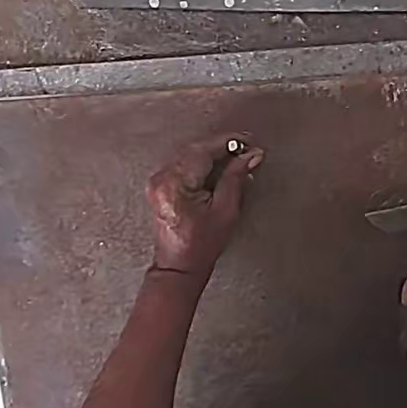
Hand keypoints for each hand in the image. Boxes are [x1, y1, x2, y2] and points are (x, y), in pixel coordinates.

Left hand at [147, 134, 264, 278]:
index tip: (247, 142)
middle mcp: (162, 179)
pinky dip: (200, 162)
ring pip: (188, 154)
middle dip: (221, 147)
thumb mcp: (226, 210)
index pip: (204, 150)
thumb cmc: (200, 245)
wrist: (179, 265)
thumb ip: (236, 178)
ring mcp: (157, 181)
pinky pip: (181, 163)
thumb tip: (249, 156)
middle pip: (194, 149)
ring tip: (233, 159)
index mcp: (176, 184)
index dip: (228, 142)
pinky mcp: (159, 185)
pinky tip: (215, 167)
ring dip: (211, 153)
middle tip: (244, 150)